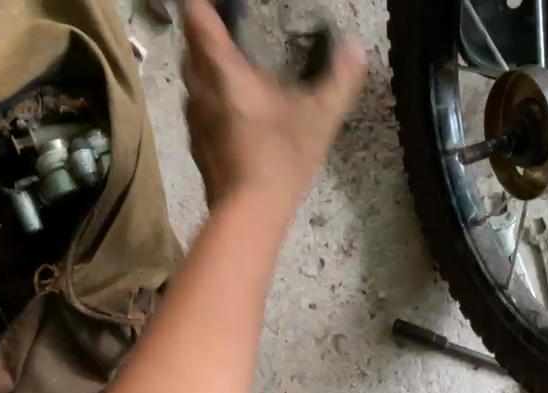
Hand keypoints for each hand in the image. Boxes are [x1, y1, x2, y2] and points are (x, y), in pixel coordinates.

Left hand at [181, 0, 367, 210]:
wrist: (249, 215)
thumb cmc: (280, 160)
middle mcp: (200, 91)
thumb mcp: (320, 118)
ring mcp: (195, 122)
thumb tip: (357, 47)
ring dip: (206, 70)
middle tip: (229, 31)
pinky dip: (211, 103)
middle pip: (190, 47)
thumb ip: (340, 79)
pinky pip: (199, 112)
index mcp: (223, 72)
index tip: (219, 1)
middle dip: (205, 34)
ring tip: (232, 71)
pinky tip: (234, 115)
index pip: (198, 16)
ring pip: (192, 82)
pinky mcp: (198, 149)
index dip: (204, 2)